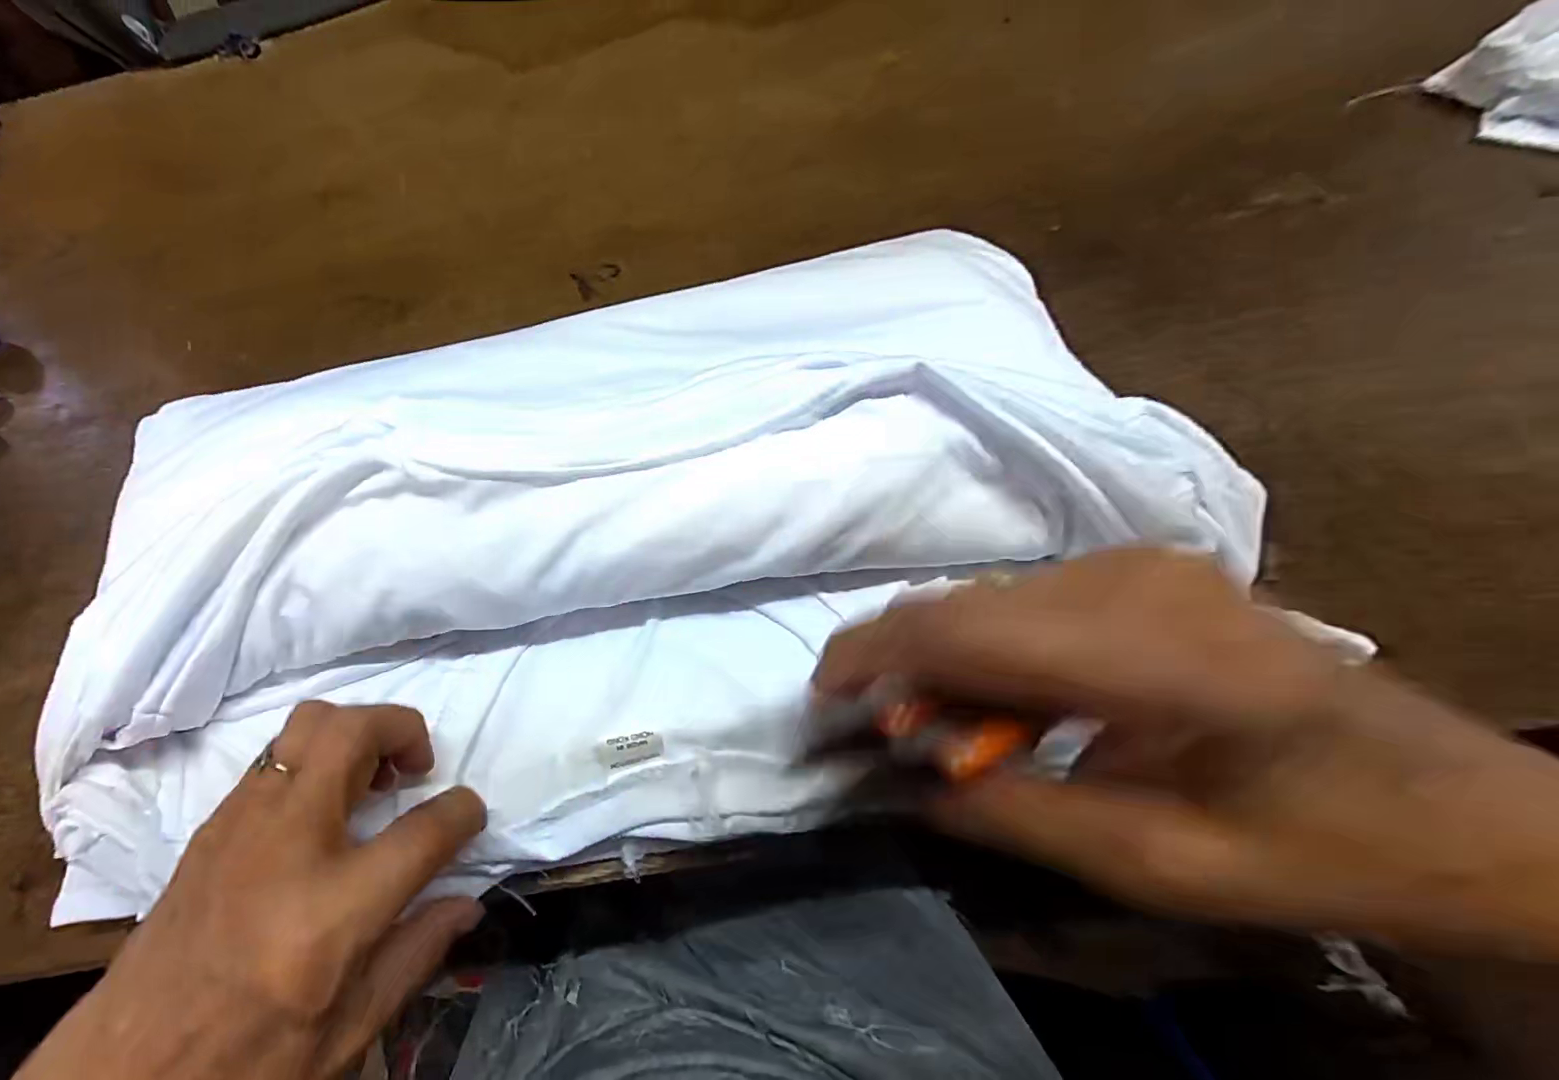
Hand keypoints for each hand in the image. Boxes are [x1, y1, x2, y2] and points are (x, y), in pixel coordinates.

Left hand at [18, 702, 486, 1079]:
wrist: (121, 1078)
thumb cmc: (247, 1062)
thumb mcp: (349, 1032)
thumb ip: (417, 953)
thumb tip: (468, 901)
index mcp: (333, 909)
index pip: (424, 831)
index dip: (463, 812)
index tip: (469, 813)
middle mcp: (288, 843)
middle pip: (354, 732)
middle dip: (403, 729)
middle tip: (416, 768)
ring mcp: (242, 823)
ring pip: (308, 722)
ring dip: (356, 732)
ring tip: (371, 779)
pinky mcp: (213, 824)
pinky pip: (277, 753)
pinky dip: (316, 754)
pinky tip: (323, 806)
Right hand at [815, 548, 1558, 958]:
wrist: (1465, 807)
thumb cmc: (1318, 847)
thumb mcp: (1155, 865)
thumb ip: (1013, 818)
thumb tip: (904, 784)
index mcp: (1154, 657)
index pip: (963, 627)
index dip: (874, 653)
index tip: (823, 695)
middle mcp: (1134, 582)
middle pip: (962, 606)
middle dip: (900, 664)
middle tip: (886, 729)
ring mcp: (1139, 565)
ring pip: (982, 599)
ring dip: (941, 659)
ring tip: (949, 728)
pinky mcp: (1138, 568)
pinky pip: (1018, 599)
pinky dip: (984, 647)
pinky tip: (1006, 700)